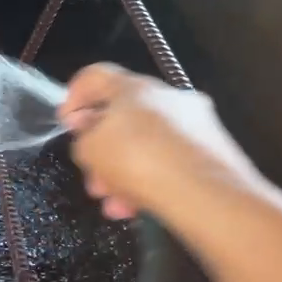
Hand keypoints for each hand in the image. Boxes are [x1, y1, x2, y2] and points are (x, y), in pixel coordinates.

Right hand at [59, 63, 262, 220]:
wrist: (209, 195)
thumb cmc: (137, 160)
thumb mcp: (88, 149)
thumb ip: (82, 136)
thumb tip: (92, 130)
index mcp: (135, 88)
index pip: (95, 76)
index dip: (73, 97)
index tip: (67, 125)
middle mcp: (170, 98)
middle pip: (122, 116)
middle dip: (101, 148)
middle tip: (90, 174)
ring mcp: (197, 125)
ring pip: (144, 144)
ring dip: (122, 170)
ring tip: (111, 201)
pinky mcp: (214, 152)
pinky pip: (168, 161)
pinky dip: (149, 180)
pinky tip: (135, 206)